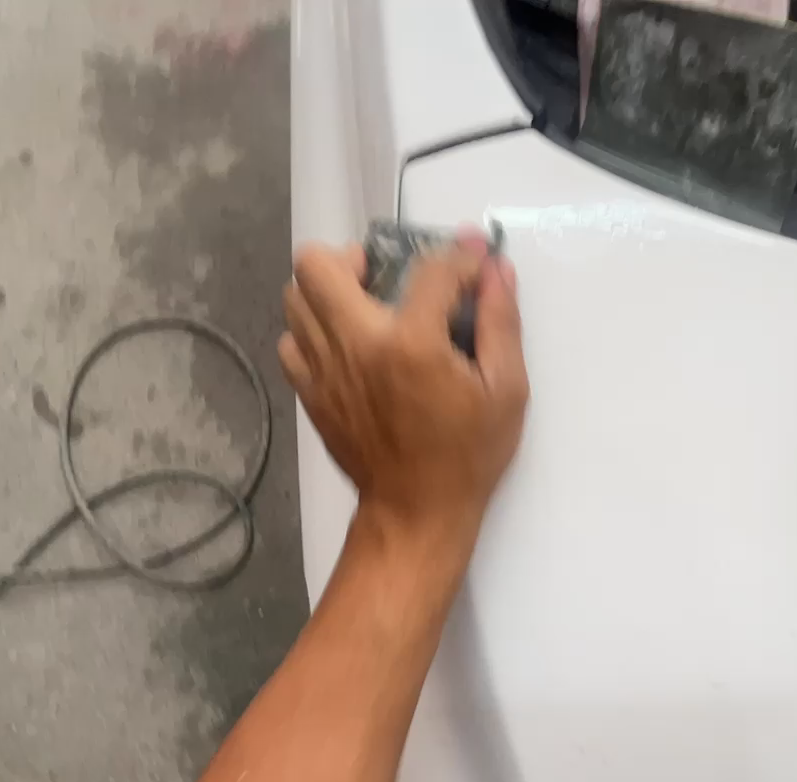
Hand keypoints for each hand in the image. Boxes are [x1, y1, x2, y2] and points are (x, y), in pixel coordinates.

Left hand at [281, 231, 527, 539]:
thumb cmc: (468, 455)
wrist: (416, 511)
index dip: (461, 255)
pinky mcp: (309, 393)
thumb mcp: (506, 391)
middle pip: (318, 263)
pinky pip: (291, 341)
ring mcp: (323, 369)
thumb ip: (501, 323)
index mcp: (410, 343)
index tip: (475, 258)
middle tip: (387, 280)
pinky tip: (346, 350)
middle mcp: (355, 345)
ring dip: (328, 291)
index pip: (431, 269)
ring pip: (295, 297)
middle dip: (356, 258)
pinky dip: (313, 333)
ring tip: (364, 311)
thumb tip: (496, 270)